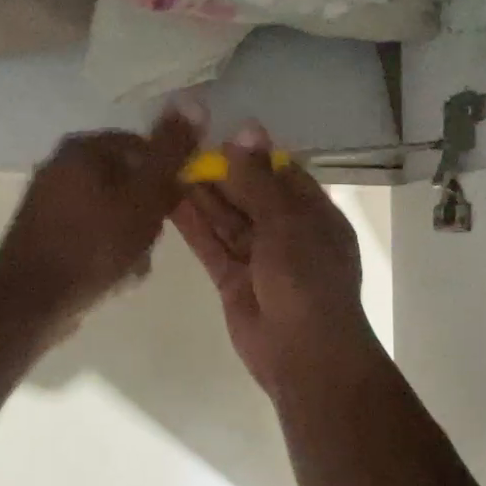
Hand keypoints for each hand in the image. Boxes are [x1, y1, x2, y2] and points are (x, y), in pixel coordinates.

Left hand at [0, 106, 200, 322]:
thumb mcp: (145, 197)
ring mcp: (46, 201)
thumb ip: (171, 153)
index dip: (166, 177)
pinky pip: (89, 234)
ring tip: (131, 265)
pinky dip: (106, 251)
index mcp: (82, 148)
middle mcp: (58, 165)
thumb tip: (194, 101)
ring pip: (111, 212)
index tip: (174, 208)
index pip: (142, 147)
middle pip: (127, 182)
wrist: (31, 302)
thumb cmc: (95, 246)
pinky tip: (111, 276)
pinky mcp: (40, 233)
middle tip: (150, 242)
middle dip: (146, 214)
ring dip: (130, 238)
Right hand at [171, 122, 380, 393]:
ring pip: (228, 221)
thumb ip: (259, 181)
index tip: (219, 136)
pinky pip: (212, 247)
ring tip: (169, 167)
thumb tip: (245, 131)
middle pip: (251, 196)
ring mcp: (260, 260)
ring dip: (203, 197)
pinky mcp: (233, 282)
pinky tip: (169, 201)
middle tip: (185, 150)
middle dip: (223, 175)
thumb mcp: (286, 223)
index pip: (283, 176)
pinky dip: (194, 227)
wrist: (304, 353)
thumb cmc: (306, 279)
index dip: (253, 156)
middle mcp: (289, 234)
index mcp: (316, 216)